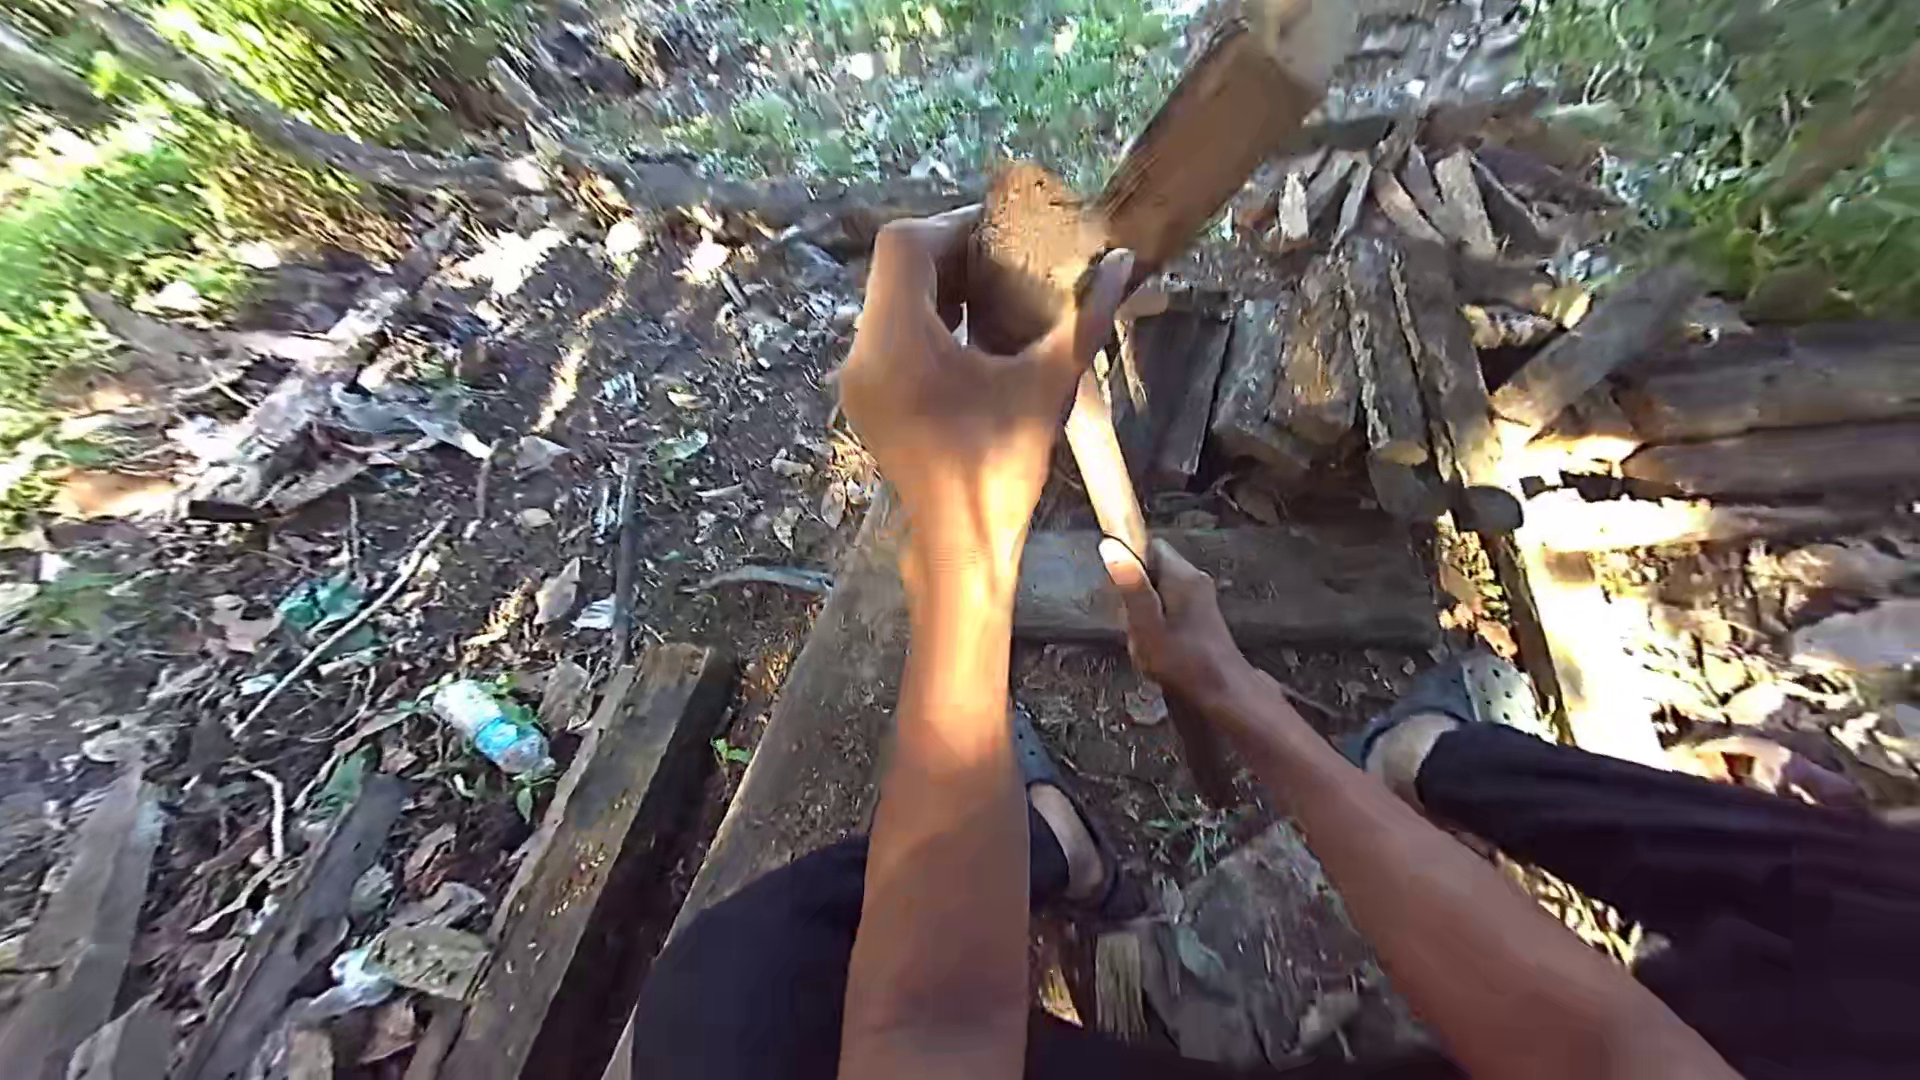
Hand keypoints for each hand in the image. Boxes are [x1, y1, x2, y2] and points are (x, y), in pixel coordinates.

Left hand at [836, 208, 1133, 580]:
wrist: (960, 540)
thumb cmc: (1002, 467)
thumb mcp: (1046, 387)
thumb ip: (1084, 318)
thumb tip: (1126, 261)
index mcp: (899, 342)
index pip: (905, 246)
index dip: (953, 226)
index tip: (1001, 234)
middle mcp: (863, 354)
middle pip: (893, 271)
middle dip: (946, 256)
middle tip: (1001, 259)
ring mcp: (857, 381)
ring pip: (886, 303)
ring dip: (934, 290)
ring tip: (988, 292)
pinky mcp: (864, 401)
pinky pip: (885, 337)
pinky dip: (920, 322)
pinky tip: (964, 334)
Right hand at [1100, 538, 1250, 708]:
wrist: (1224, 695)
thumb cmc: (1183, 662)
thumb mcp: (1147, 625)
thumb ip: (1130, 585)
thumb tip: (1111, 546)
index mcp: (1183, 575)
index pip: (1149, 545)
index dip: (1127, 560)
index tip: (1117, 588)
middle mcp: (1194, 578)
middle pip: (1152, 567)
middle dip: (1134, 590)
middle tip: (1131, 620)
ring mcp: (1200, 597)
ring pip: (1158, 588)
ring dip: (1143, 609)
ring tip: (1142, 636)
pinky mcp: (1200, 614)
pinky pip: (1168, 604)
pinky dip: (1156, 620)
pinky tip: (1155, 643)